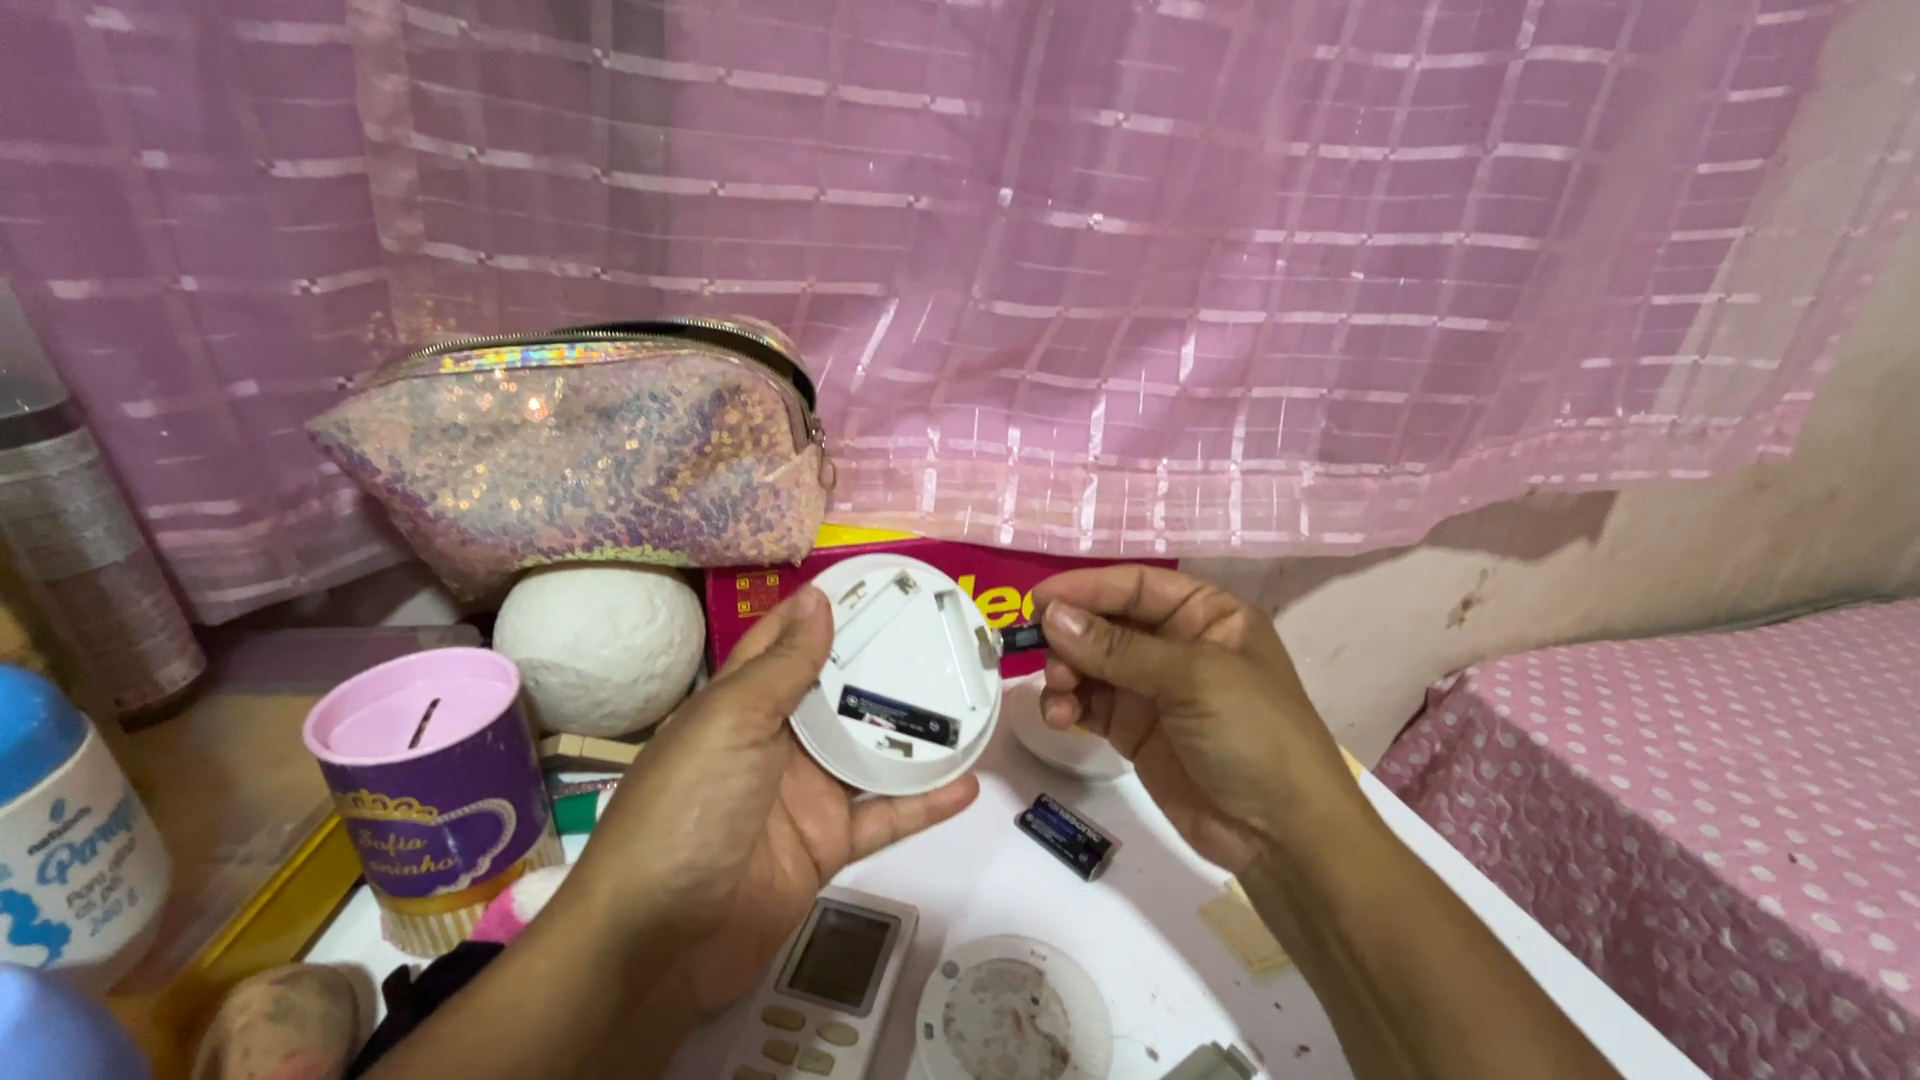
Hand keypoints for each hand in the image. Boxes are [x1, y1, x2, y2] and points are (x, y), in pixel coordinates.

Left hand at [556, 586, 978, 1015]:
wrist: (660, 942)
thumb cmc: (687, 810)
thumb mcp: (730, 723)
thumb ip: (781, 667)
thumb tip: (817, 598)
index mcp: (740, 704)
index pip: (784, 643)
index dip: (823, 612)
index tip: (877, 583)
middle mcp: (774, 743)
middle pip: (837, 695)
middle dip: (881, 666)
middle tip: (941, 635)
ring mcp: (803, 796)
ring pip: (868, 753)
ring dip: (913, 732)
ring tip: (968, 701)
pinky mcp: (826, 846)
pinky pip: (883, 818)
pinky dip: (923, 804)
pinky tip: (967, 784)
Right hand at [1033, 565, 1365, 874]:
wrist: (1281, 833)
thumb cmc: (1253, 734)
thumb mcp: (1192, 679)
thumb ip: (1118, 648)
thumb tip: (1052, 617)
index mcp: (1206, 615)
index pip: (1135, 586)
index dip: (1086, 588)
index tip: (1037, 602)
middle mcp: (1177, 644)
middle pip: (1107, 623)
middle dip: (1071, 635)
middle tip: (1040, 652)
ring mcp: (1153, 689)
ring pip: (1091, 664)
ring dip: (1065, 672)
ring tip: (1057, 693)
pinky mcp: (1134, 730)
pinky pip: (1089, 704)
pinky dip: (1068, 705)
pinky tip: (1058, 717)